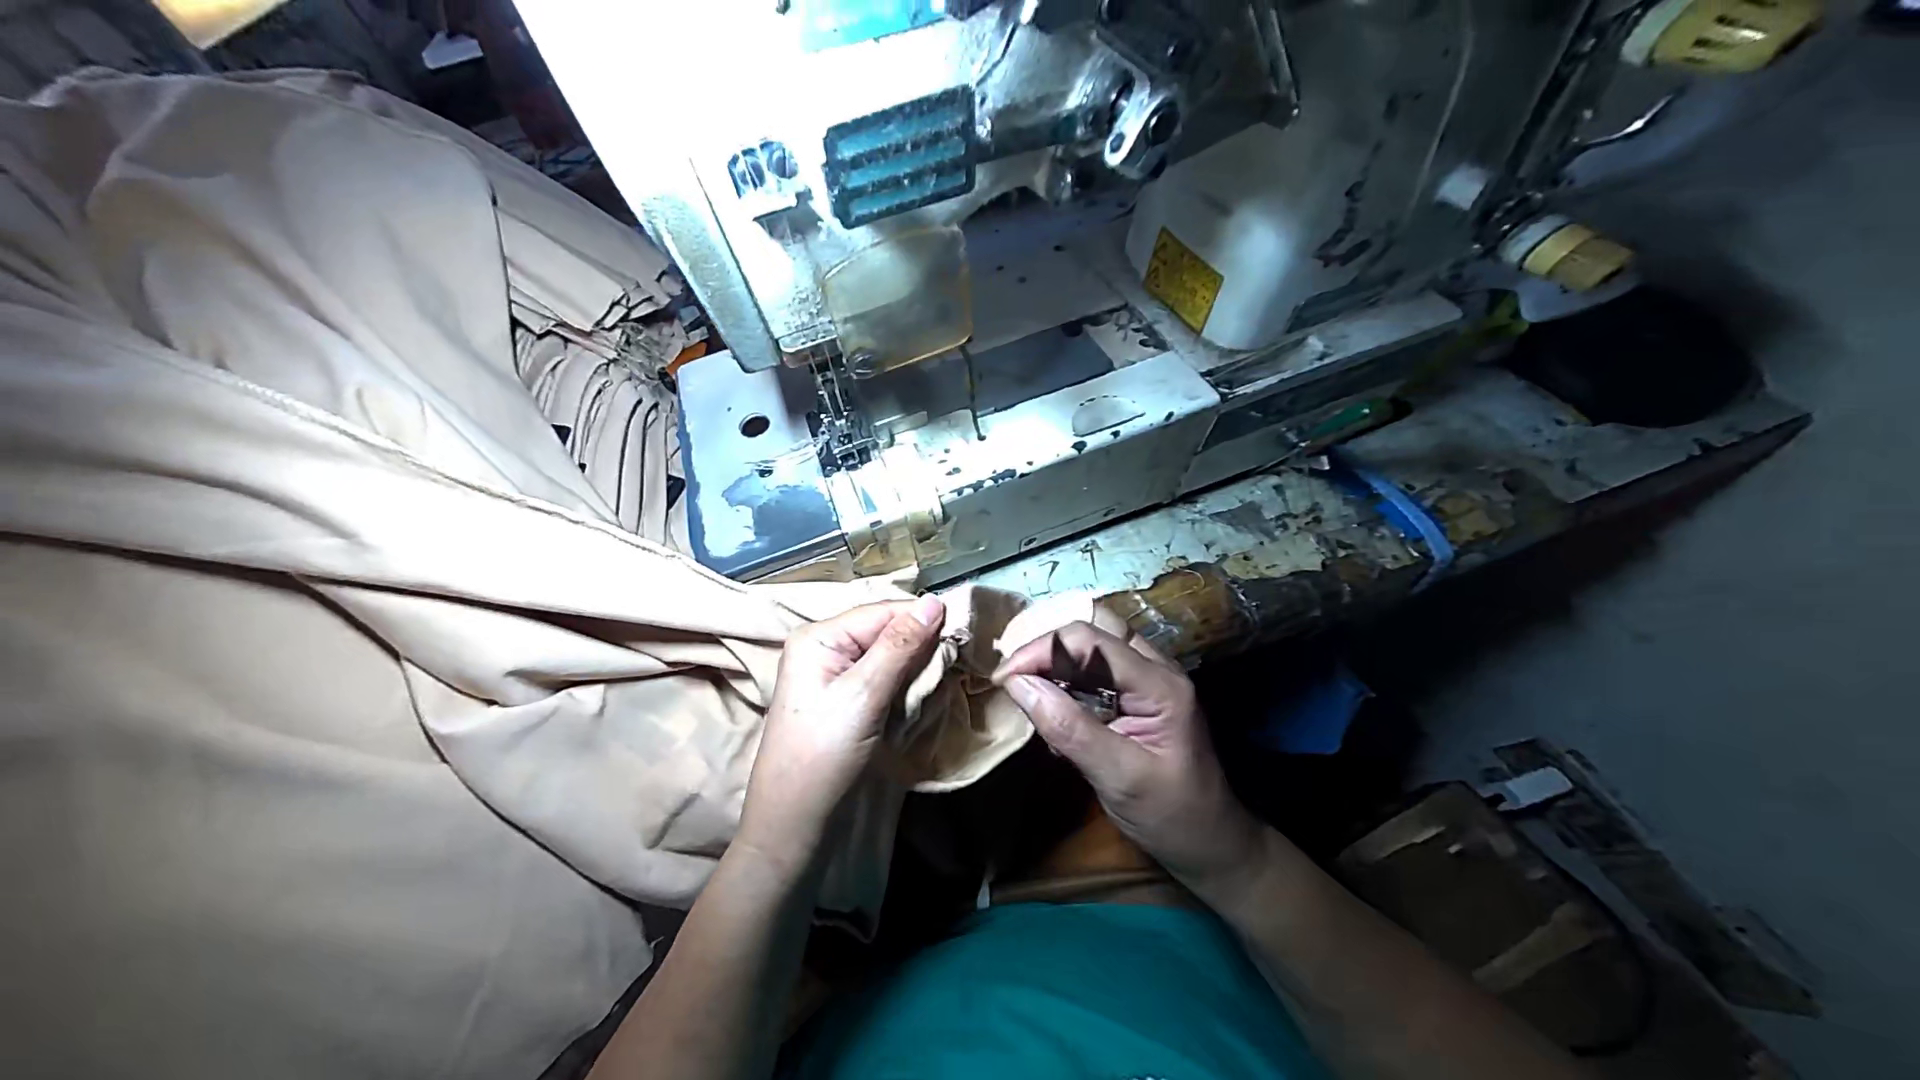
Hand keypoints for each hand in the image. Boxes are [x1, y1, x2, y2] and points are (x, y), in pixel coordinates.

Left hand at [739, 595, 945, 864]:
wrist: (795, 823)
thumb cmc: (823, 756)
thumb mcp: (863, 696)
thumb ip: (900, 646)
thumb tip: (935, 601)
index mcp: (820, 636)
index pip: (884, 611)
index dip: (924, 621)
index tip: (964, 638)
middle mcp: (826, 647)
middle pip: (888, 631)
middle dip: (922, 647)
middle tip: (955, 666)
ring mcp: (836, 675)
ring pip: (891, 656)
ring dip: (917, 670)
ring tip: (939, 686)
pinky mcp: (848, 700)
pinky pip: (885, 679)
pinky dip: (907, 687)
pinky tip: (921, 699)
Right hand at [994, 621, 1266, 893]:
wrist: (1213, 846)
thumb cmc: (1173, 817)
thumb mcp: (1118, 777)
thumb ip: (1069, 728)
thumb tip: (1017, 684)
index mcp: (1159, 684)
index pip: (1089, 641)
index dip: (1040, 650)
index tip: (1003, 679)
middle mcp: (1155, 670)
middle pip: (1092, 631)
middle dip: (1046, 649)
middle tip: (1012, 680)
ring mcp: (1147, 681)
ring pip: (1092, 648)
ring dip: (1055, 665)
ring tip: (1029, 697)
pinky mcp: (1137, 697)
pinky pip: (1094, 672)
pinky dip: (1066, 684)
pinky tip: (1054, 715)